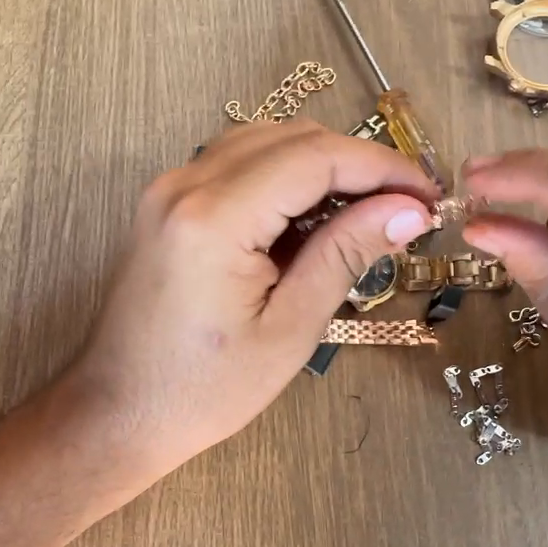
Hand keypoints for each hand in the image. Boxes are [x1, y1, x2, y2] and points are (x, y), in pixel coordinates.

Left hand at [62, 121, 436, 471]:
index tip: (429, 194)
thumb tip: (408, 209)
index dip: (382, 167)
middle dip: (356, 163)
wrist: (118, 410)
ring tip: (364, 212)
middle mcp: (183, 183)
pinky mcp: (165, 203)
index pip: (316, 156)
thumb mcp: (288, 330)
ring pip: (262, 141)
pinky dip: (281, 176)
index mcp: (214, 217)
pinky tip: (310, 216)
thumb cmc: (204, 389)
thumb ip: (346, 255)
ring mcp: (168, 188)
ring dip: (319, 165)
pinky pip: (234, 164)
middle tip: (404, 207)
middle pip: (290, 137)